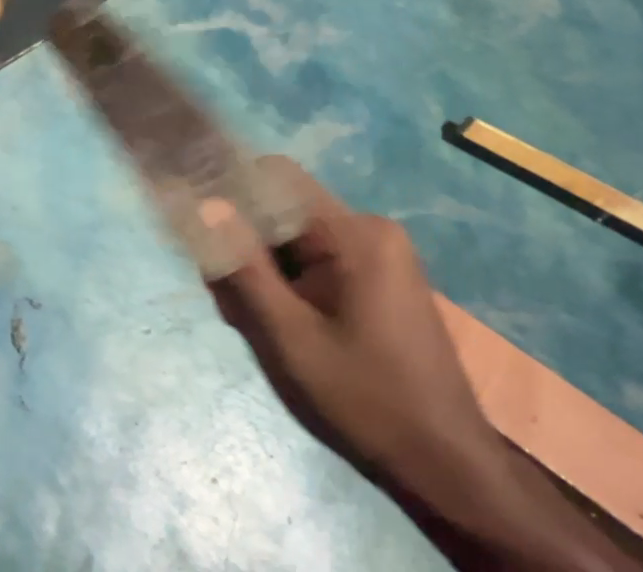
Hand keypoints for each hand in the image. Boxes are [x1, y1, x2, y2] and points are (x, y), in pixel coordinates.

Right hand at [207, 157, 514, 537]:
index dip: (226, 191)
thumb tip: (204, 204)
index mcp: (354, 234)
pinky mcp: (376, 280)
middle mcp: (369, 231)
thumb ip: (241, 265)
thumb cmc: (363, 398)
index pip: (273, 178)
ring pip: (288, 242)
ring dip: (260, 274)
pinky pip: (311, 262)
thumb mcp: (286, 335)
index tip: (198, 230)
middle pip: (277, 213)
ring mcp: (376, 256)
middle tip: (231, 306)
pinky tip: (282, 329)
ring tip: (256, 326)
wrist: (444, 464)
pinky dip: (284, 287)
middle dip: (242, 249)